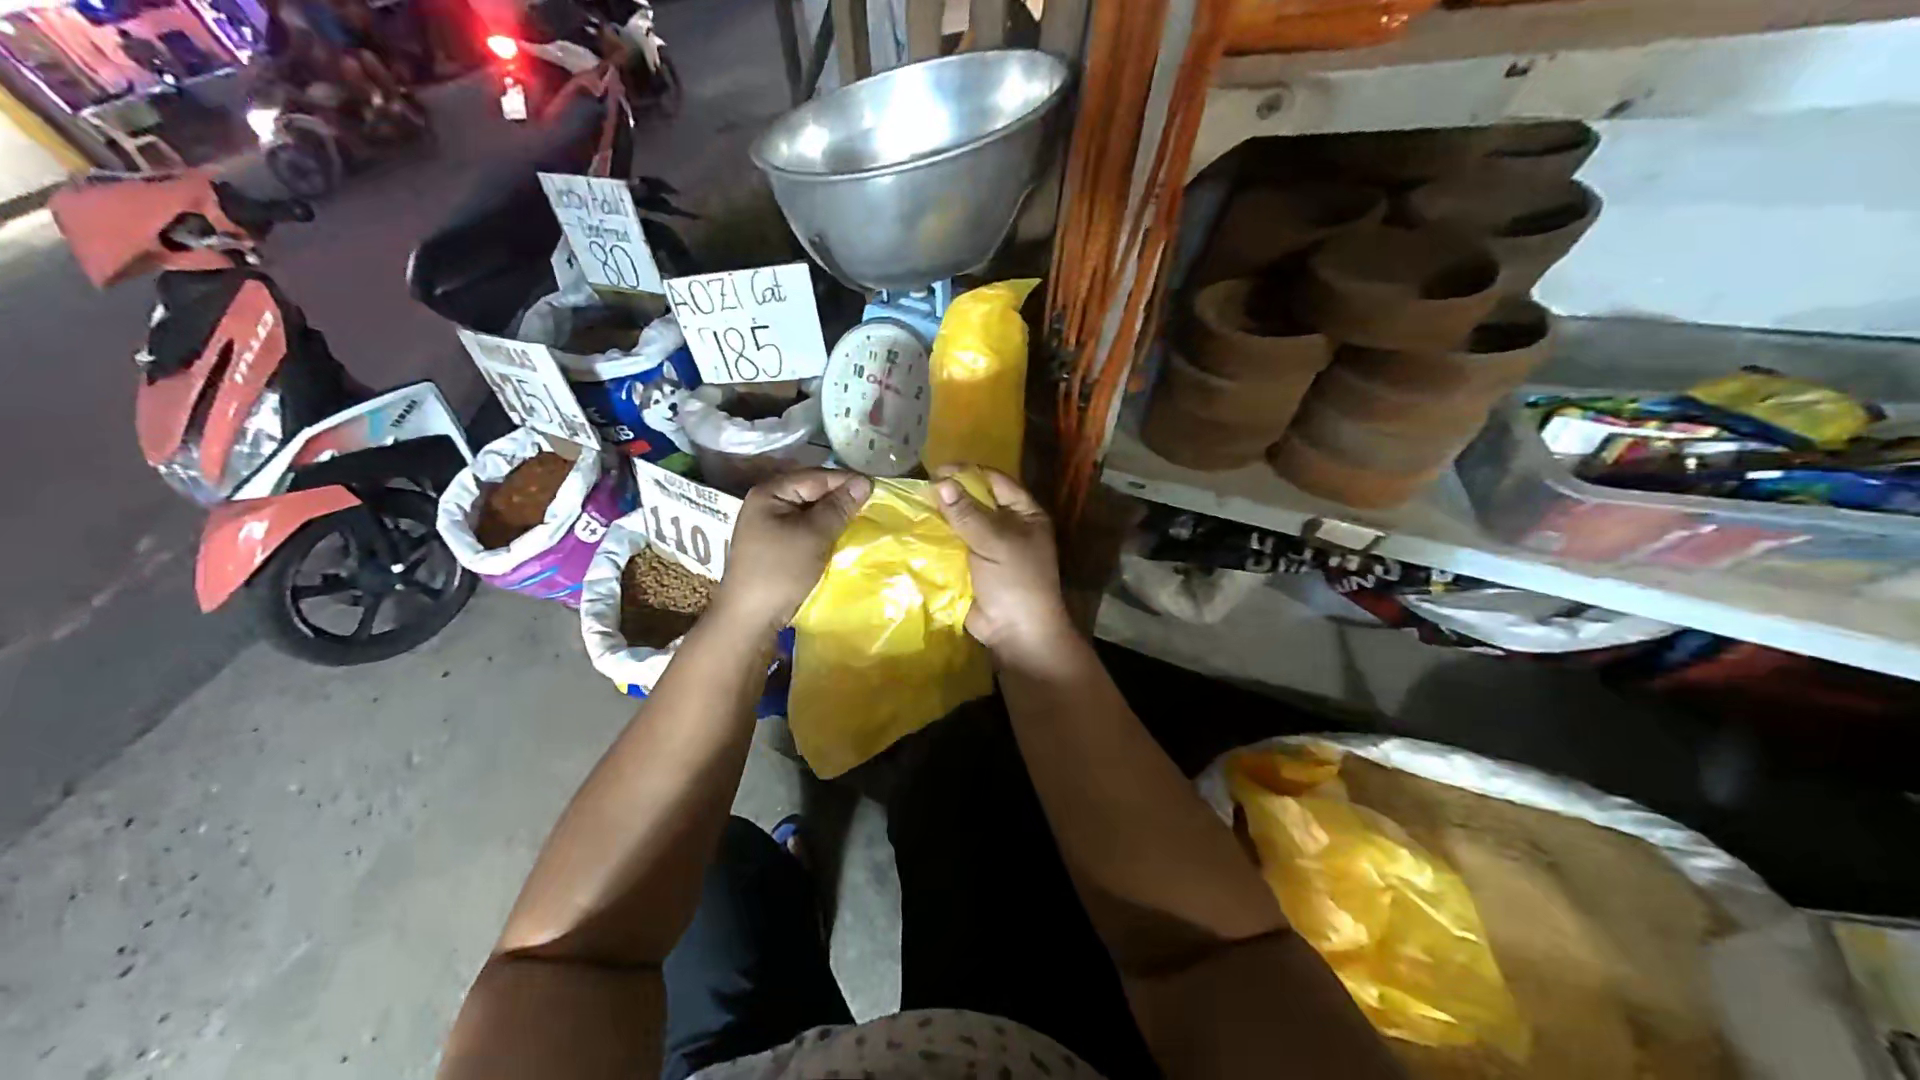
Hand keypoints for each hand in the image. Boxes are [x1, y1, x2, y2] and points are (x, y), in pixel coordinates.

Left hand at [711, 468, 870, 635]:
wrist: (750, 618)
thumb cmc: (780, 571)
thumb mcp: (814, 535)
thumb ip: (839, 507)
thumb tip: (864, 481)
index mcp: (769, 493)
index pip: (815, 477)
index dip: (845, 481)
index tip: (876, 488)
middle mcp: (766, 504)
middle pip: (810, 492)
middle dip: (840, 498)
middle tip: (872, 505)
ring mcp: (768, 526)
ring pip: (809, 512)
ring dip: (833, 517)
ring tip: (861, 520)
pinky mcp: (774, 547)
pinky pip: (804, 530)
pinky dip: (823, 532)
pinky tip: (840, 538)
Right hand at [932, 465, 1076, 660]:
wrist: (1016, 632)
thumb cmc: (1016, 581)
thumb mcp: (995, 542)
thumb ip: (968, 513)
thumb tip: (941, 484)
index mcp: (1025, 513)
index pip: (995, 481)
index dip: (968, 473)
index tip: (937, 471)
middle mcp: (1007, 525)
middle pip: (976, 500)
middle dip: (950, 494)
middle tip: (919, 489)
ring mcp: (987, 547)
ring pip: (960, 522)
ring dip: (940, 516)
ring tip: (911, 505)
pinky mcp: (969, 566)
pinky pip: (950, 545)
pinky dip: (935, 538)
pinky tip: (914, 530)